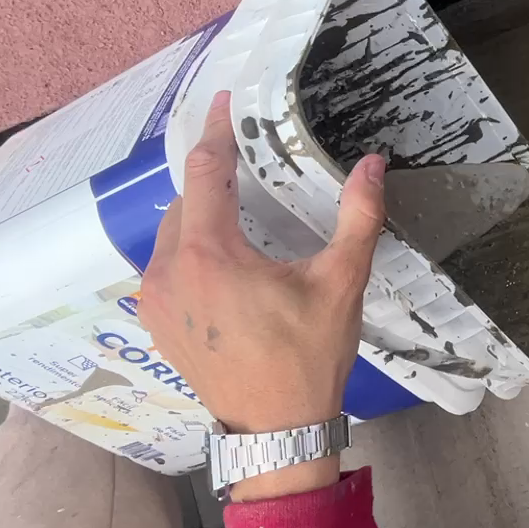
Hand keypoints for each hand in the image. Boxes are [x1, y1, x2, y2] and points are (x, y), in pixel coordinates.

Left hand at [140, 90, 385, 499]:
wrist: (276, 428)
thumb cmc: (309, 353)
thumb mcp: (342, 281)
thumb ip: (359, 216)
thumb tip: (374, 163)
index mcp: (210, 254)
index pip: (205, 172)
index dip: (216, 132)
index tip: (225, 99)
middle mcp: (168, 270)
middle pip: (186, 200)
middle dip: (213, 172)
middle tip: (246, 153)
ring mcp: (155, 300)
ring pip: (172, 232)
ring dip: (203, 210)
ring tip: (240, 200)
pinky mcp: (157, 322)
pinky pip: (167, 263)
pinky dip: (191, 242)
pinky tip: (224, 251)